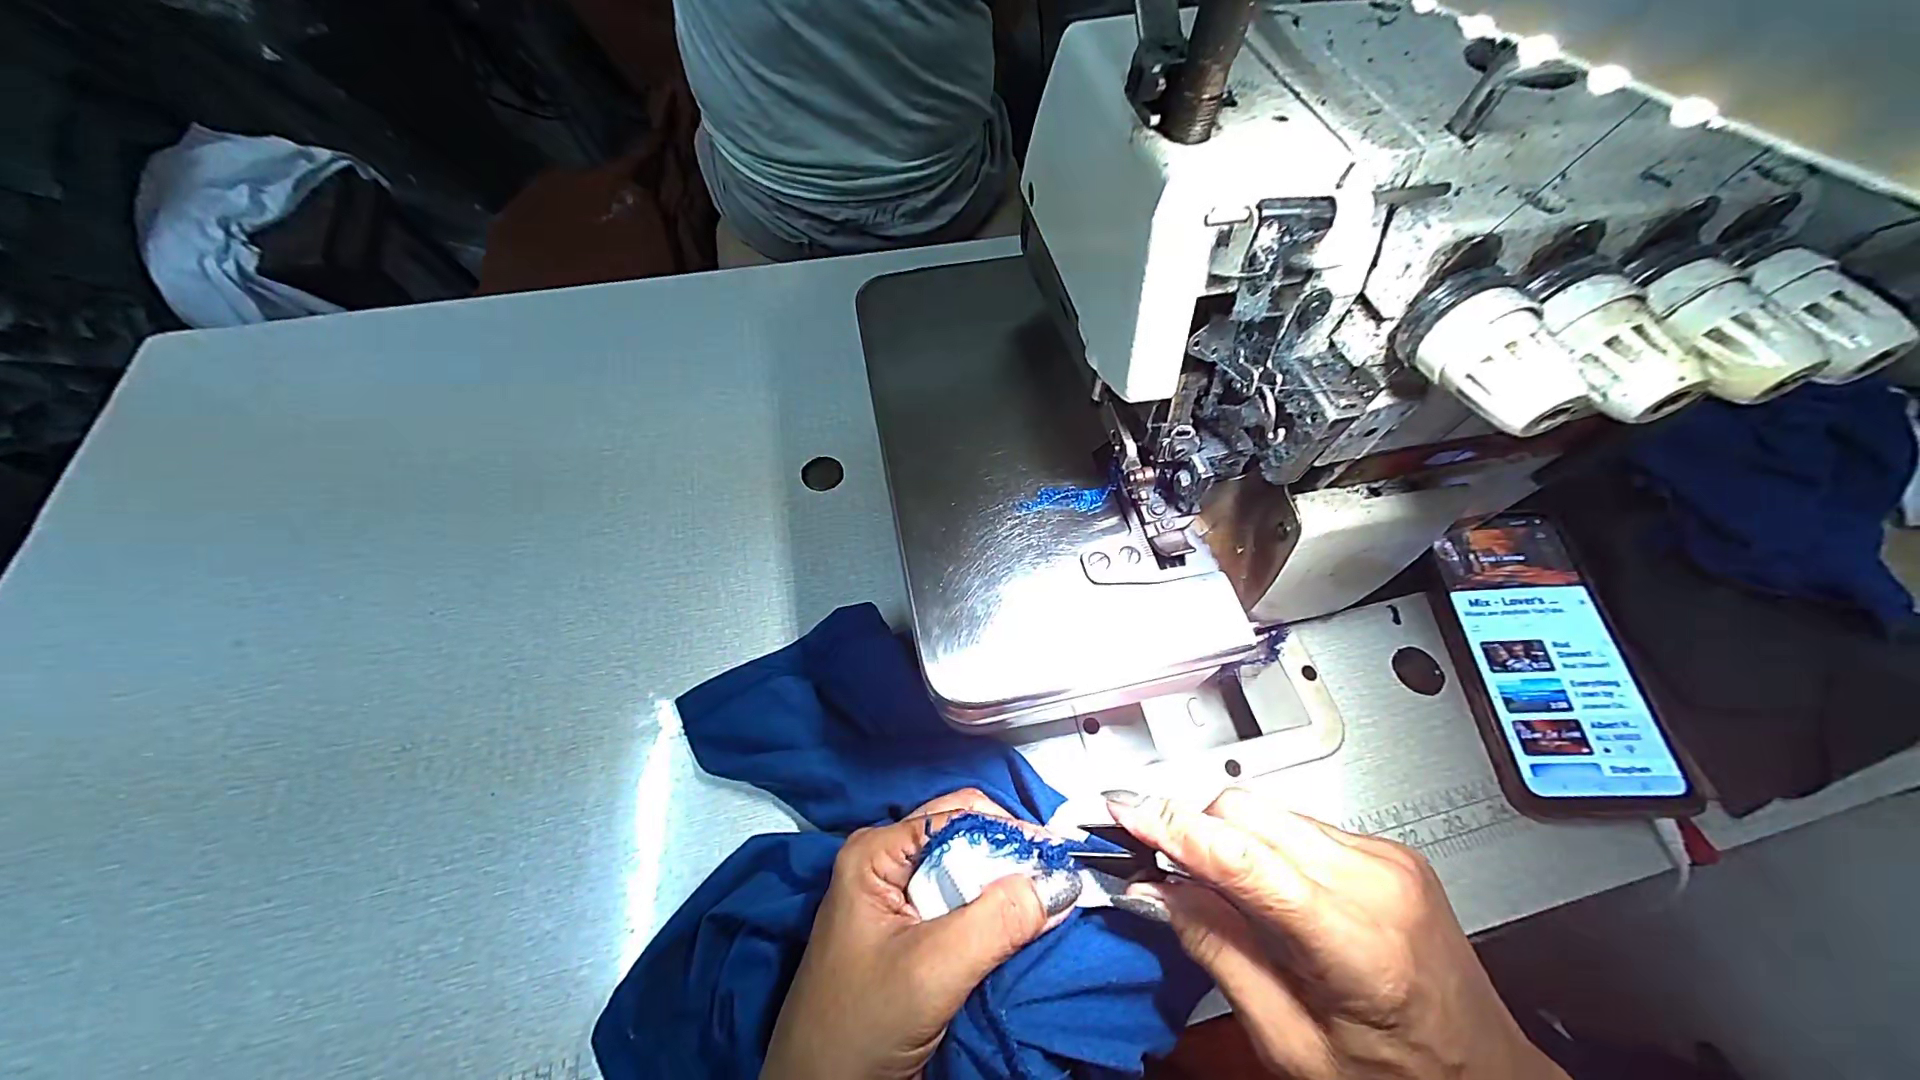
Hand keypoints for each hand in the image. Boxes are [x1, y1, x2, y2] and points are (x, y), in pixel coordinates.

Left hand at [761, 790, 1070, 1079]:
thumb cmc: (858, 1026)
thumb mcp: (930, 971)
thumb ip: (993, 923)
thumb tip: (1055, 884)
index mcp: (875, 852)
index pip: (954, 817)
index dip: (1007, 831)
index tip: (1055, 854)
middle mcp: (886, 861)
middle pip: (962, 836)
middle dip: (1009, 855)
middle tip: (1055, 877)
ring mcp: (896, 893)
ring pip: (965, 868)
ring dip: (1004, 882)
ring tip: (1047, 896)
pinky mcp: (910, 925)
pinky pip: (960, 899)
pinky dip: (992, 906)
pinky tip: (1019, 919)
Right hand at [1106, 788, 1567, 1079]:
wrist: (1488, 1077)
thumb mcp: (1292, 1045)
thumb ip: (1219, 952)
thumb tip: (1161, 889)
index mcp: (1357, 942)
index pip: (1240, 856)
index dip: (1170, 826)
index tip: (1123, 810)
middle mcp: (1375, 880)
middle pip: (1243, 809)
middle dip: (1192, 828)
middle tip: (1160, 862)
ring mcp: (1384, 856)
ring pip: (1263, 807)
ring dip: (1223, 834)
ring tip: (1218, 887)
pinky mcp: (1382, 847)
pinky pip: (1292, 819)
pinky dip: (1258, 840)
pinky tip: (1262, 884)